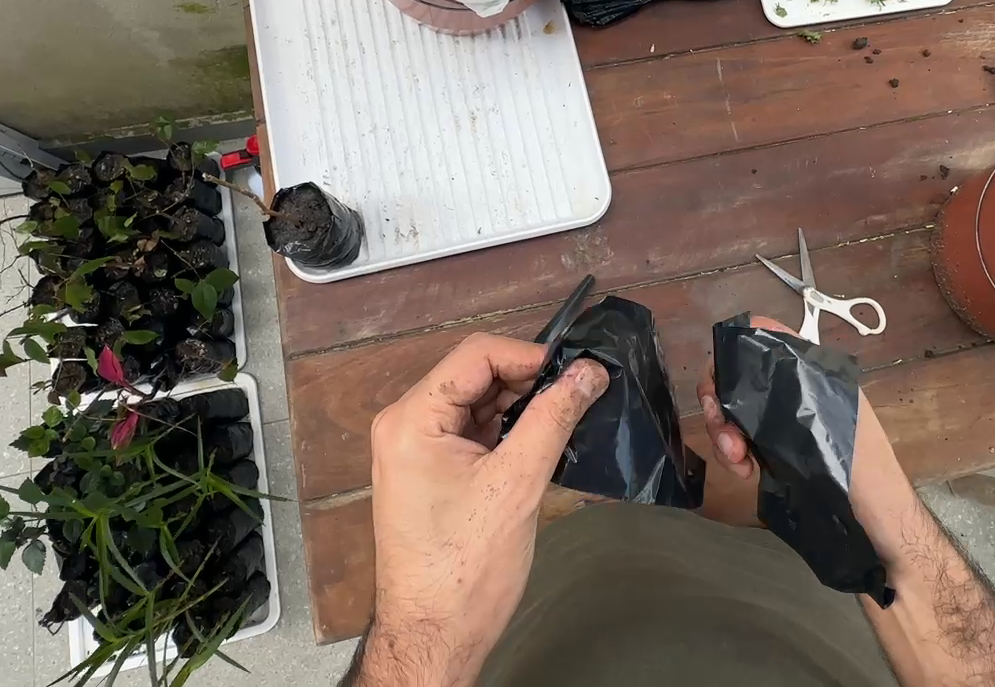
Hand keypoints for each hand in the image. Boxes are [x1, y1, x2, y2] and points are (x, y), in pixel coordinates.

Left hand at [356, 333, 608, 686]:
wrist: (434, 639)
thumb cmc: (468, 567)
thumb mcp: (517, 484)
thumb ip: (553, 417)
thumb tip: (590, 371)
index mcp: (411, 418)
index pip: (475, 355)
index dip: (527, 355)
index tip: (573, 372)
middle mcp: (405, 421)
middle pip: (474, 372)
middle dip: (526, 378)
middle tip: (576, 392)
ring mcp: (414, 444)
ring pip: (476, 398)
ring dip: (519, 401)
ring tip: (564, 411)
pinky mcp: (429, 464)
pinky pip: (472, 426)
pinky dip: (506, 425)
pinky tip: (539, 433)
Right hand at [695, 315, 906, 525]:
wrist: (879, 520)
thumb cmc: (862, 464)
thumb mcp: (830, 411)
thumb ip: (796, 372)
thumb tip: (757, 333)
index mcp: (807, 368)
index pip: (756, 336)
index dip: (731, 352)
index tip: (723, 387)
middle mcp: (789, 386)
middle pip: (733, 376)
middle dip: (719, 404)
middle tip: (727, 438)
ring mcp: (779, 417)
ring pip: (730, 409)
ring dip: (722, 433)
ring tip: (737, 462)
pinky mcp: (772, 446)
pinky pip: (736, 437)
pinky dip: (730, 452)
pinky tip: (743, 471)